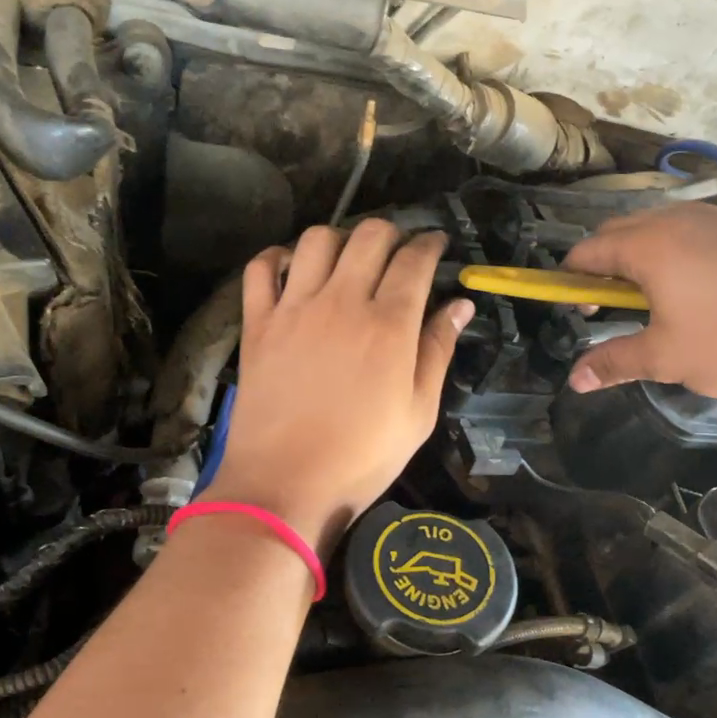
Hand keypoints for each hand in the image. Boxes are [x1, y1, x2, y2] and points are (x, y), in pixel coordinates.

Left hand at [203, 221, 474, 550]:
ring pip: (316, 239)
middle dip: (391, 234)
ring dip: (338, 239)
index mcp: (389, 324)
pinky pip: (260, 268)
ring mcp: (294, 308)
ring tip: (346, 261)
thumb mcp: (418, 414)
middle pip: (369, 235)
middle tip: (395, 255)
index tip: (436, 246)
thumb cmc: (362, 458)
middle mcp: (342, 302)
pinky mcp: (257, 323)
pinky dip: (276, 258)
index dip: (431, 245)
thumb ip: (437, 352)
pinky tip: (290, 269)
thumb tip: (459, 305)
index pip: (415, 260)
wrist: (284, 483)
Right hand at [561, 202, 716, 400]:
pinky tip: (715, 289)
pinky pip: (710, 230)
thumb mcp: (666, 359)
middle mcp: (684, 218)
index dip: (571, 276)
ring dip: (649, 253)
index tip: (573, 304)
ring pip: (670, 224)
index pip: (589, 249)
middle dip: (606, 261)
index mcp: (650, 245)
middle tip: (611, 303)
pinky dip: (692, 251)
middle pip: (625, 229)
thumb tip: (574, 380)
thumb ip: (615, 362)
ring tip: (662, 296)